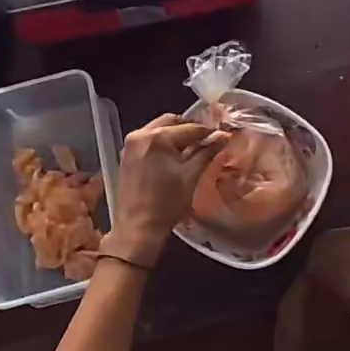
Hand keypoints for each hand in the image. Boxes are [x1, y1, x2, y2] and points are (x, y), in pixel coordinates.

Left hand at [101, 114, 228, 267]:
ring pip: (158, 129)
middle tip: (206, 140)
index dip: (208, 132)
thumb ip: (207, 152)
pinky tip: (174, 155)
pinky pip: (148, 140)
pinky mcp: (126, 155)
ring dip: (175, 135)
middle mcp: (140, 134)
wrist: (138, 228)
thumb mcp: (190, 176)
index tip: (221, 135)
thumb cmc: (167, 203)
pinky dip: (162, 143)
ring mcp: (130, 144)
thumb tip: (223, 136)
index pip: (189, 128)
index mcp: (157, 138)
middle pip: (171, 122)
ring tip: (193, 148)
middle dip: (189, 129)